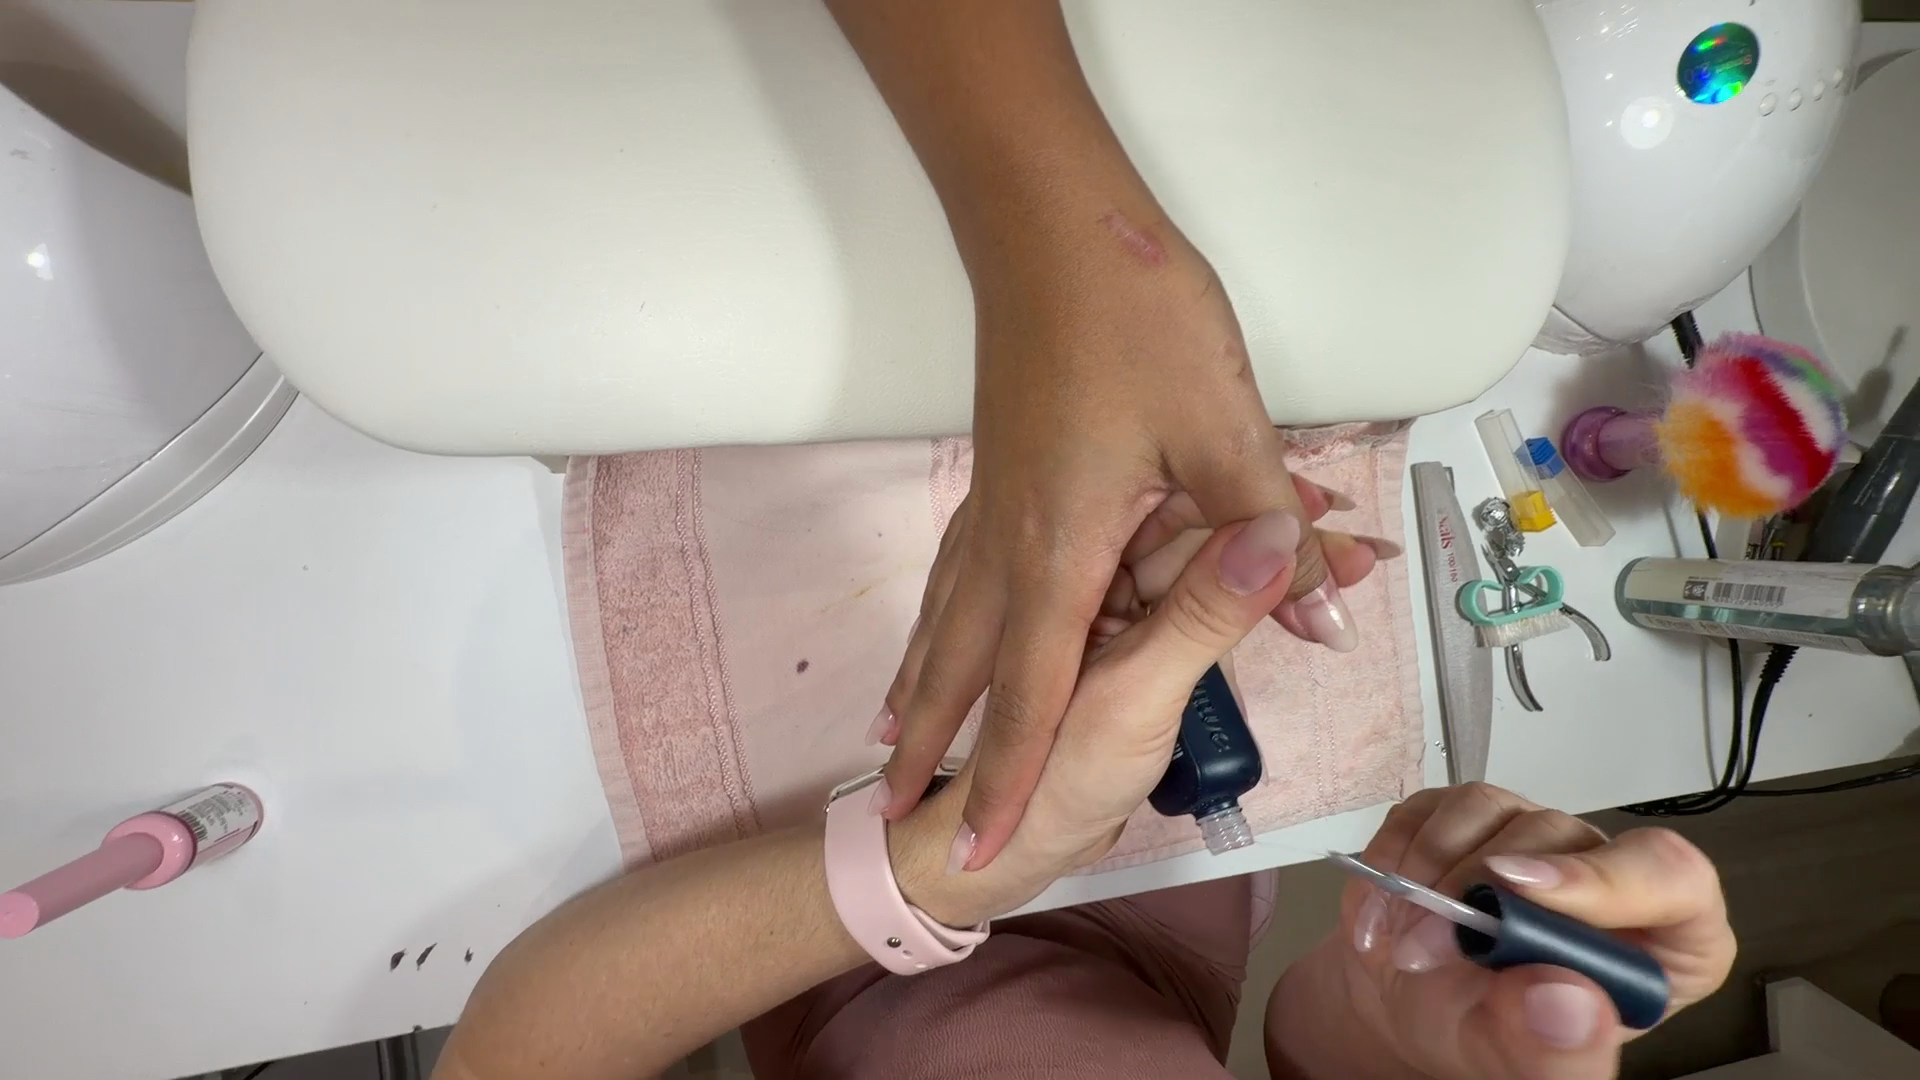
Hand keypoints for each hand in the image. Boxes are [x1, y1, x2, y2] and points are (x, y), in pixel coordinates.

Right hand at [880, 225, 1393, 873]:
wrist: (1054, 232)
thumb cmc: (1136, 324)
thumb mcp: (1223, 427)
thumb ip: (1267, 530)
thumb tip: (1321, 616)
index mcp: (1060, 550)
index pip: (1029, 694)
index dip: (1002, 777)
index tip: (968, 845)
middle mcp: (1007, 544)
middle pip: (957, 665)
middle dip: (929, 745)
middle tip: (886, 803)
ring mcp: (988, 507)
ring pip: (942, 616)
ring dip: (916, 683)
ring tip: (888, 733)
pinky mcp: (990, 476)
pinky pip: (952, 574)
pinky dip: (932, 620)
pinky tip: (931, 624)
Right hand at [1276, 784, 1735, 1079]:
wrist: (1411, 1002)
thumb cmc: (1486, 1036)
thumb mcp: (1528, 1066)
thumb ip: (1560, 1046)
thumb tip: (1569, 994)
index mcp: (1657, 935)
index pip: (1669, 874)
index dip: (1598, 875)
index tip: (1513, 890)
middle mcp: (1594, 867)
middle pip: (1553, 834)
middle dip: (1472, 887)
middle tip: (1423, 948)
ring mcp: (1519, 829)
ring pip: (1481, 806)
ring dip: (1424, 867)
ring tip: (1397, 932)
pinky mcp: (1453, 812)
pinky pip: (1420, 807)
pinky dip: (1389, 854)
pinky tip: (1380, 905)